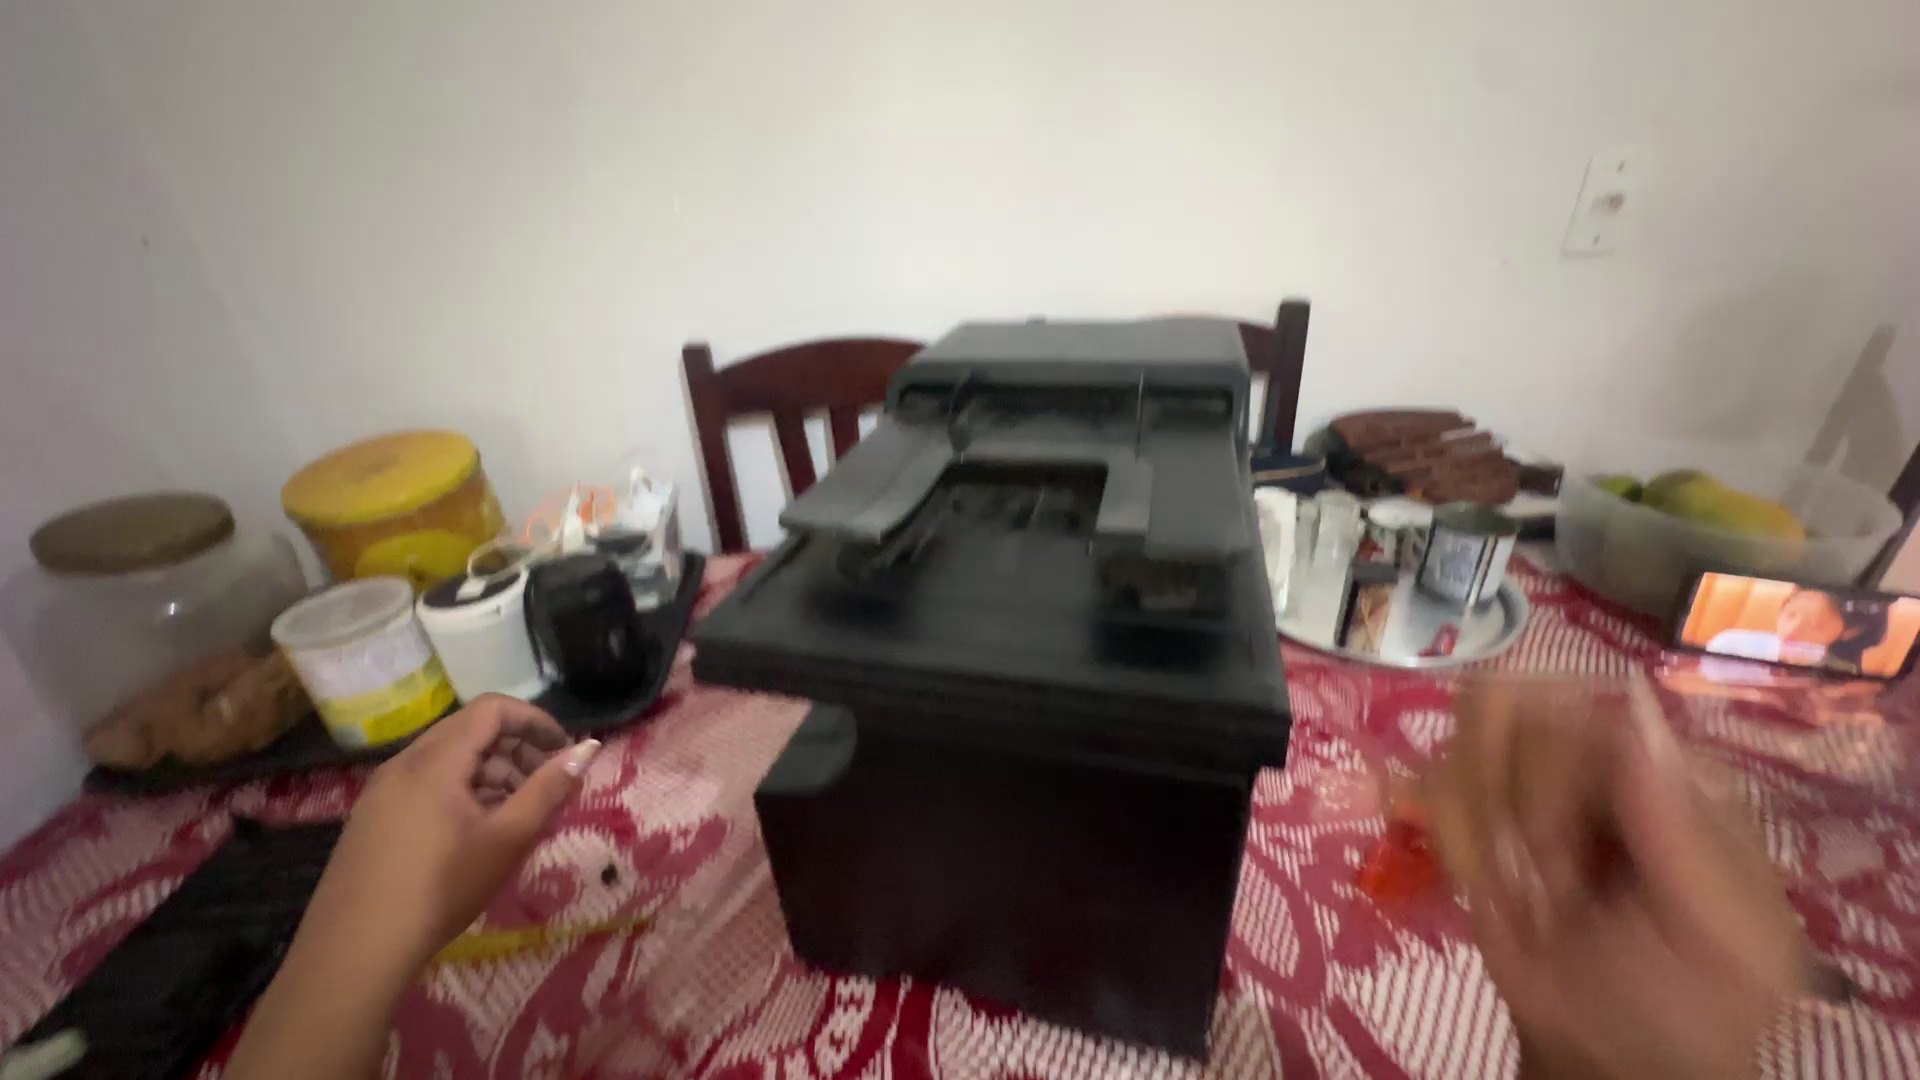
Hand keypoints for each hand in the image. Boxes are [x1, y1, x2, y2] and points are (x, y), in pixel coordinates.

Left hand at [302, 694, 600, 970]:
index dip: (536, 720)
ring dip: (494, 770)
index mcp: (434, 762)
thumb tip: (590, 747)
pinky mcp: (373, 818)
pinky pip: (429, 781)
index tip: (564, 751)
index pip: (492, 709)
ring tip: (519, 810)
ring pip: (450, 757)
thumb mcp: (508, 837)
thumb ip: (550, 786)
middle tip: (548, 783)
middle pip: (472, 729)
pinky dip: (465, 788)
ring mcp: (382, 792)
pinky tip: (480, 829)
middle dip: (518, 747)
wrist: (350, 959)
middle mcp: (403, 765)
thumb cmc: (440, 890)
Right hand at [1426, 677, 1808, 1079]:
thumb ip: (1680, 832)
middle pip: (1507, 723)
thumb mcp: (1718, 935)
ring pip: (1459, 750)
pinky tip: (1490, 887)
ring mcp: (1518, 778)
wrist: (1600, 1049)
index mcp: (1660, 775)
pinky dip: (1451, 839)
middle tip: (1552, 883)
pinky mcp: (1463, 804)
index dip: (1551, 776)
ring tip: (1524, 892)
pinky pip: (1424, 785)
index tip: (1561, 848)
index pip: (1577, 714)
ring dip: (1480, 830)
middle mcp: (1586, 761)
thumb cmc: (1682, 997)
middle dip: (1516, 811)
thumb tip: (1631, 716)